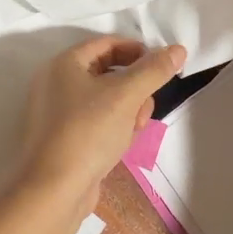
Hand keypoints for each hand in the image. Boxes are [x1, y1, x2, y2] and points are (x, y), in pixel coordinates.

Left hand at [21, 36, 187, 207]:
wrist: (54, 189)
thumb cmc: (88, 132)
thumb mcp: (126, 96)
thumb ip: (153, 70)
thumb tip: (178, 49)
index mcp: (64, 64)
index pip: (107, 44)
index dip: (137, 51)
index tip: (161, 68)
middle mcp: (56, 83)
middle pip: (107, 72)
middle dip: (134, 88)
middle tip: (146, 108)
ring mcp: (57, 112)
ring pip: (105, 100)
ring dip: (127, 110)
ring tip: (134, 130)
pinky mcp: (62, 138)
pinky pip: (95, 121)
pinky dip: (112, 127)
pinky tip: (120, 145)